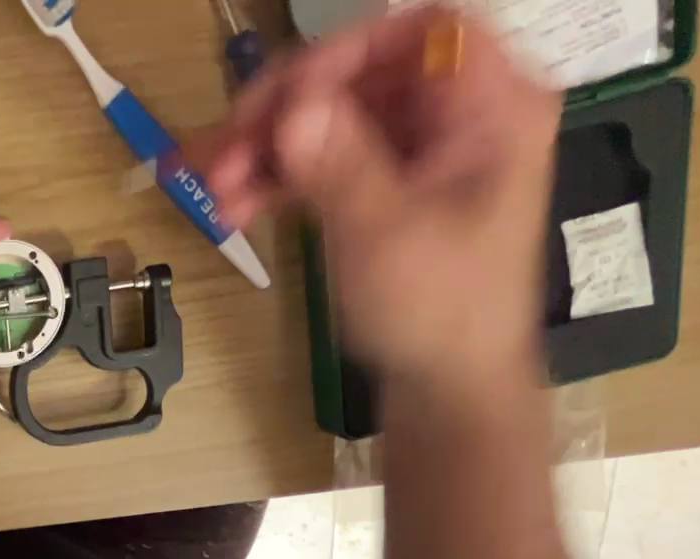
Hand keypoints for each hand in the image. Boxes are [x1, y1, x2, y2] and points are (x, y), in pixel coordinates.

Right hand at [207, 6, 560, 390]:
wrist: (444, 383)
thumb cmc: (438, 311)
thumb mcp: (387, 235)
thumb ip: (341, 166)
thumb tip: (290, 109)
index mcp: (487, 108)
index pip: (417, 34)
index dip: (343, 56)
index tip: (280, 106)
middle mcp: (447, 118)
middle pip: (354, 78)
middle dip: (280, 113)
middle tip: (222, 151)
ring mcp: (405, 156)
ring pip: (322, 123)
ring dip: (261, 151)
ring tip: (213, 190)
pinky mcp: (370, 191)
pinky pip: (313, 165)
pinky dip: (270, 182)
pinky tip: (231, 210)